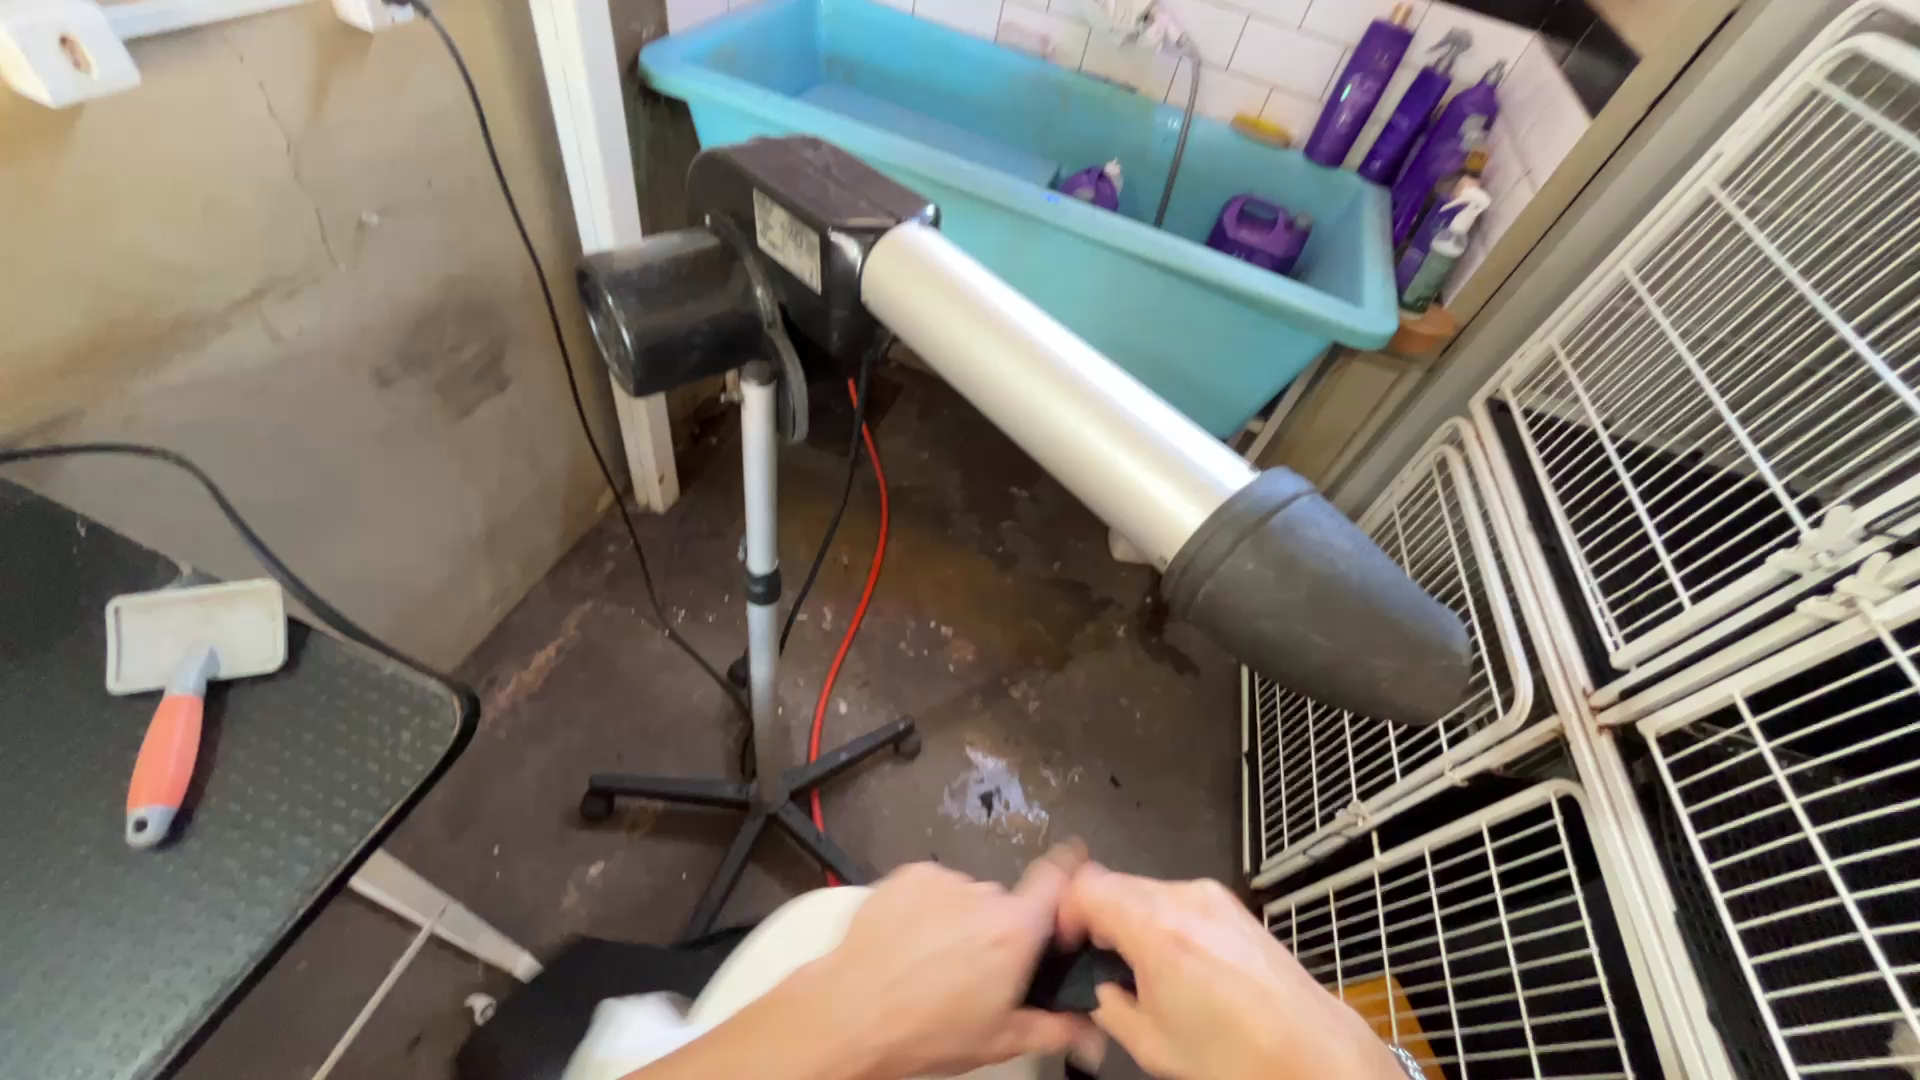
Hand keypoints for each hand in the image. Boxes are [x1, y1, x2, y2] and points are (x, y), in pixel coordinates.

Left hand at [802, 849, 1100, 1077]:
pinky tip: (911, 940)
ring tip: (933, 959)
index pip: (1058, 877)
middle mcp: (984, 895)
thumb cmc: (925, 1030)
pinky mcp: (910, 874)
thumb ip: (1056, 1027)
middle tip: (976, 966)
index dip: (1068, 870)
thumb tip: (1088, 1029)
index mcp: (1015, 930)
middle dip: (997, 928)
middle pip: (1005, 902)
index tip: (1072, 866)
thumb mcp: (1000, 1039)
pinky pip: (932, 886)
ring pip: (966, 896)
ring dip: (959, 919)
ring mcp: (944, 880)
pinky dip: (927, 907)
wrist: (853, 1013)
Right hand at [1057, 863, 1403, 1079]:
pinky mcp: (1229, 902)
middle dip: (1097, 916)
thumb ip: (1108, 1004)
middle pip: (1113, 883)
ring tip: (1143, 968)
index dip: (1065, 910)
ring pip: (1144, 889)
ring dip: (1130, 917)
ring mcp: (1209, 893)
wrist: (1316, 1055)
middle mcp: (1179, 896)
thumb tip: (1098, 985)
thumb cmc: (1231, 1058)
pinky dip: (1161, 919)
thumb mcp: (1152, 1043)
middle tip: (1101, 961)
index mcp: (1154, 926)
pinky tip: (1179, 963)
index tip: (1068, 945)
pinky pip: (1175, 898)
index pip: (1085, 886)